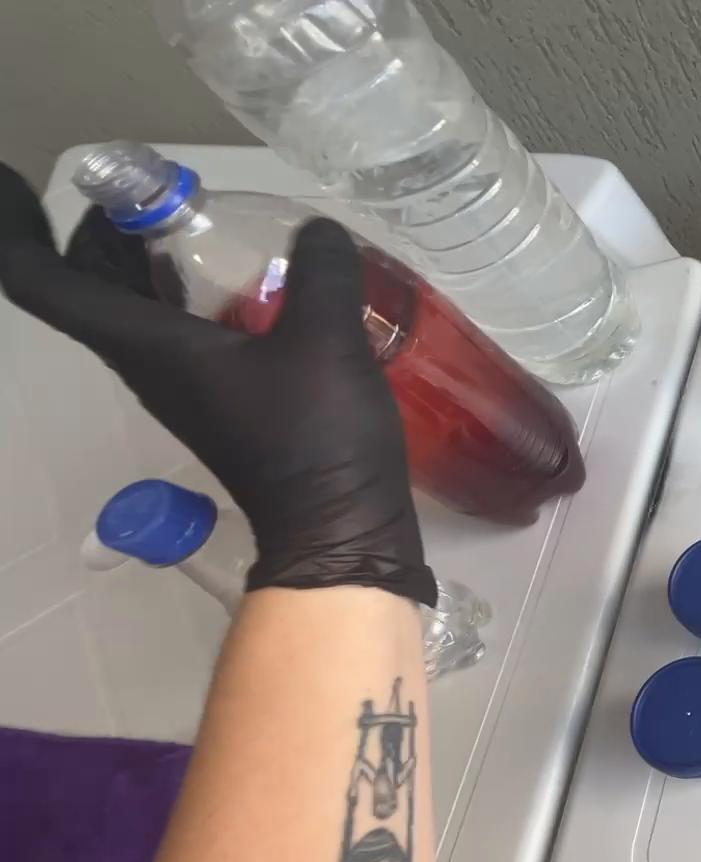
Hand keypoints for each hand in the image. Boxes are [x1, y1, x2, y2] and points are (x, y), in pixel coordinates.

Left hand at [0, 163, 432, 606]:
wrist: (342, 521)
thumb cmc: (318, 436)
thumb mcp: (329, 347)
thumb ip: (324, 280)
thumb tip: (319, 229)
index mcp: (148, 346)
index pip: (40, 276)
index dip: (10, 221)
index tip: (13, 176)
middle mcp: (154, 366)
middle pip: (96, 289)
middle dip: (107, 235)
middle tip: (154, 199)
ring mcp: (196, 393)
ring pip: (148, 316)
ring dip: (160, 270)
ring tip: (215, 241)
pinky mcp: (238, 410)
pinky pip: (197, 342)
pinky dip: (209, 307)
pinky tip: (270, 305)